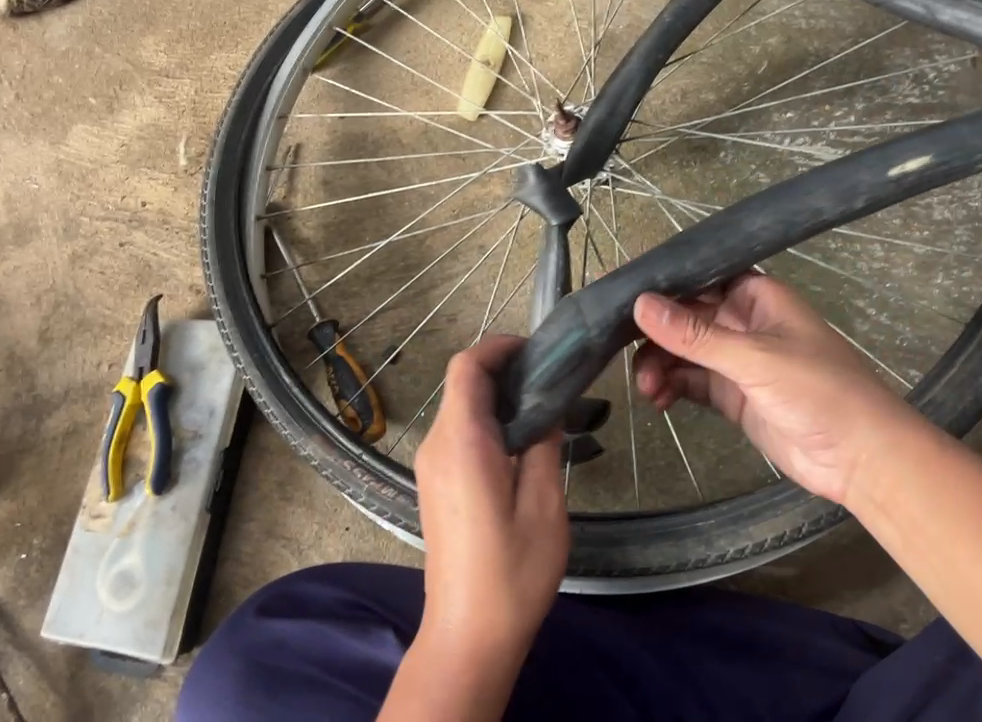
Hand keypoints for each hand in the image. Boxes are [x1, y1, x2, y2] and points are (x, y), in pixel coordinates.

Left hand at [415, 336, 567, 658]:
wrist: (467, 634)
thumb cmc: (512, 572)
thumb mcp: (544, 505)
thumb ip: (542, 446)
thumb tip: (546, 408)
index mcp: (463, 442)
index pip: (467, 367)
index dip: (498, 347)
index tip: (537, 350)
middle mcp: (437, 446)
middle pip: (461, 383)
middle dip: (503, 369)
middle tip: (551, 379)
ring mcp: (430, 466)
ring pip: (460, 408)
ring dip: (495, 396)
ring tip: (543, 408)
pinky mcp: (434, 484)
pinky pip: (457, 434)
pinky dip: (486, 421)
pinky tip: (519, 442)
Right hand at [632, 273, 925, 502]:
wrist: (863, 459)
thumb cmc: (820, 391)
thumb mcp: (755, 359)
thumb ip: (695, 335)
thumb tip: (640, 304)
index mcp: (756, 296)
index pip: (699, 278)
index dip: (662, 285)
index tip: (620, 295)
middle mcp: (743, 322)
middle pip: (684, 316)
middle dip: (655, 333)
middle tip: (623, 351)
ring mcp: (737, 360)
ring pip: (683, 352)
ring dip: (659, 364)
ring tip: (648, 388)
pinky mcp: (732, 395)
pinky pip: (691, 382)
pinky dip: (671, 387)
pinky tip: (658, 399)